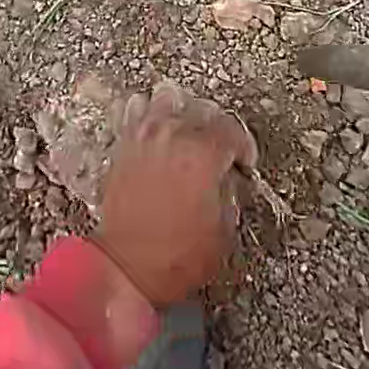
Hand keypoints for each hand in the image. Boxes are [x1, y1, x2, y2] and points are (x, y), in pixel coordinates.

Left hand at [93, 82, 257, 307]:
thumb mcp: (223, 231)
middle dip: (217, 130)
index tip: (243, 162)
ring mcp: (146, 137)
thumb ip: (230, 192)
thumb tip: (227, 178)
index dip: (243, 147)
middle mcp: (175, 137)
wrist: (125, 268)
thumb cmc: (173, 257)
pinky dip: (147, 111)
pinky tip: (154, 123)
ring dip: (181, 112)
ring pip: (169, 99)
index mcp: (204, 154)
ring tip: (187, 131)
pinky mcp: (125, 146)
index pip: (233, 131)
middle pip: (204, 111)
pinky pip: (137, 111)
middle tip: (220, 150)